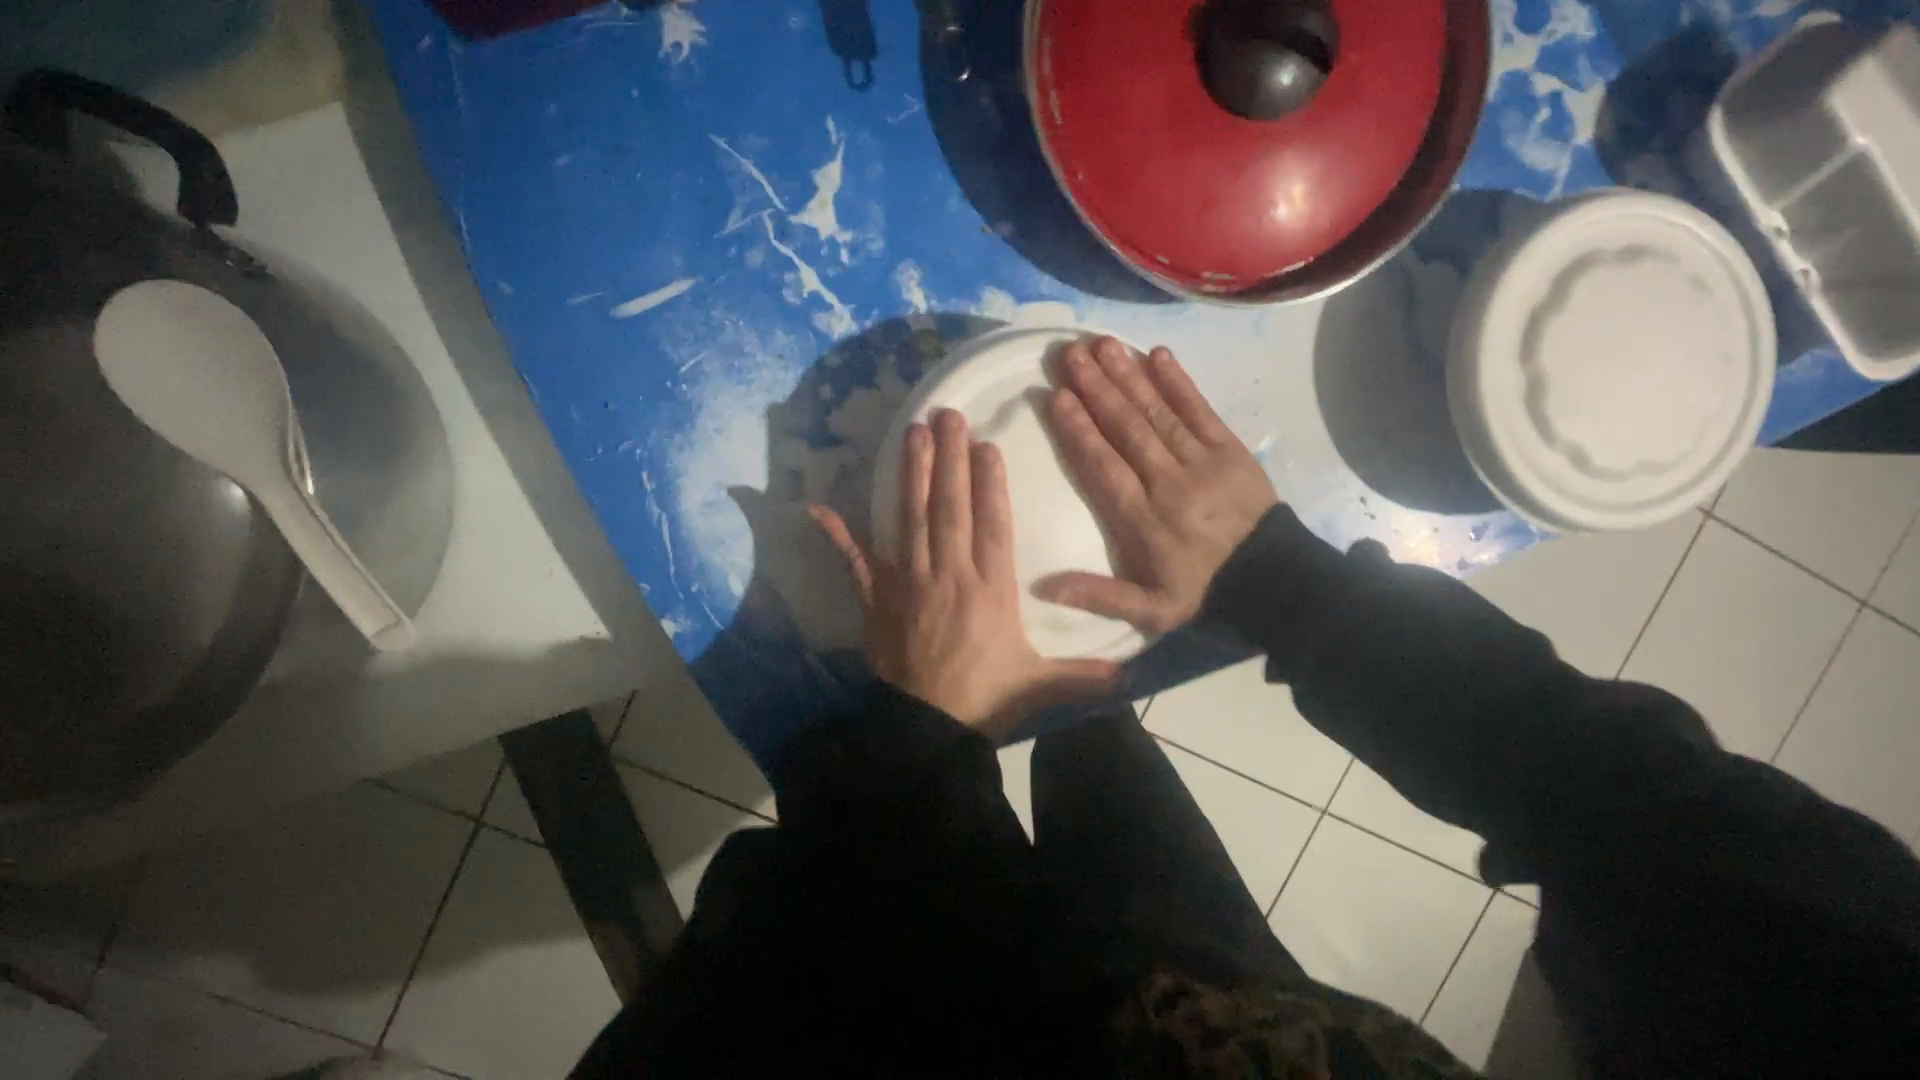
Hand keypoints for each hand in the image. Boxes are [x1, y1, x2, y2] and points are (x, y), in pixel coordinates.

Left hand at [812, 408, 1120, 739]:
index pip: (990, 524)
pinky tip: (818, 507)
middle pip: (949, 508)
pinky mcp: (878, 600)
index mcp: (990, 590)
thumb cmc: (985, 700)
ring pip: (910, 519)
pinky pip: (856, 563)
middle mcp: (948, 575)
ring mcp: (908, 583)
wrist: (928, 729)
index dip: (988, 483)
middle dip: (949, 460)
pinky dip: (837, 536)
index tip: (986, 445)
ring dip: (911, 475)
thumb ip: (1080, 674)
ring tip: (912, 433)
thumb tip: (1129, 673)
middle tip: (947, 417)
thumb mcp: (1038, 685)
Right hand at [1035, 337, 1279, 633]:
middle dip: (1096, 389)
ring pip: (1157, 414)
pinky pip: (1200, 410)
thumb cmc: (1200, 590)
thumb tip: (1042, 586)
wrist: (1272, 581)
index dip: (1079, 430)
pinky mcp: (1229, 449)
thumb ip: (1097, 595)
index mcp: (1143, 521)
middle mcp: (1168, 484)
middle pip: (1127, 430)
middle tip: (1068, 354)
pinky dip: (1178, 382)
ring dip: (1128, 376)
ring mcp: (1202, 462)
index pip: (1104, 467)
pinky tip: (1156, 354)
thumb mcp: (1149, 609)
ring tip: (1101, 344)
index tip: (1057, 397)